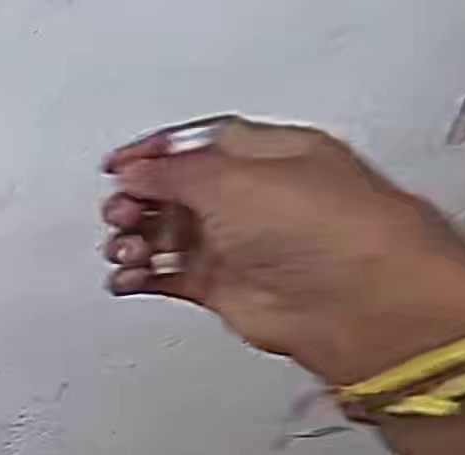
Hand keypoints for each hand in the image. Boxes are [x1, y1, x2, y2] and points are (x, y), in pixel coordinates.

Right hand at [102, 116, 464, 384]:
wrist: (348, 299)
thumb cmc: (328, 232)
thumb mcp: (238, 182)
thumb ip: (175, 173)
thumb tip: (135, 171)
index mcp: (267, 158)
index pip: (197, 145)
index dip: (153, 152)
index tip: (116, 164)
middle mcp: (247, 199)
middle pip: (167, 193)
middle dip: (134, 202)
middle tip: (123, 214)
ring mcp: (229, 243)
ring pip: (155, 237)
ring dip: (129, 243)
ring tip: (130, 252)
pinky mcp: (213, 283)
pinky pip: (156, 277)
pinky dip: (134, 279)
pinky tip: (131, 279)